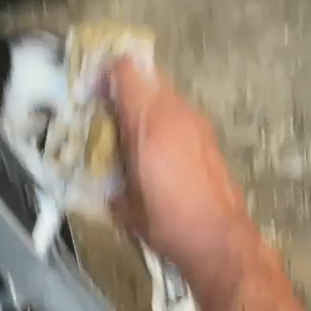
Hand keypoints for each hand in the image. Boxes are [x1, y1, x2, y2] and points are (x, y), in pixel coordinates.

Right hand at [105, 58, 255, 279]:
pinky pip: (178, 113)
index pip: (125, 71)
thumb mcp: (126, 207)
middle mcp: (174, 113)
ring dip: (144, 105)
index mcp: (149, 125)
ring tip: (131, 137)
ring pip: (164, 93)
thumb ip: (112, 179)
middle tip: (108, 116)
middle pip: (145, 76)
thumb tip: (106, 173)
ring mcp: (195, 121)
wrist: (219, 239)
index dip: (103, 75)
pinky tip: (156, 152)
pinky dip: (163, 121)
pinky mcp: (208, 135)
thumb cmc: (169, 226)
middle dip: (123, 90)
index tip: (90, 96)